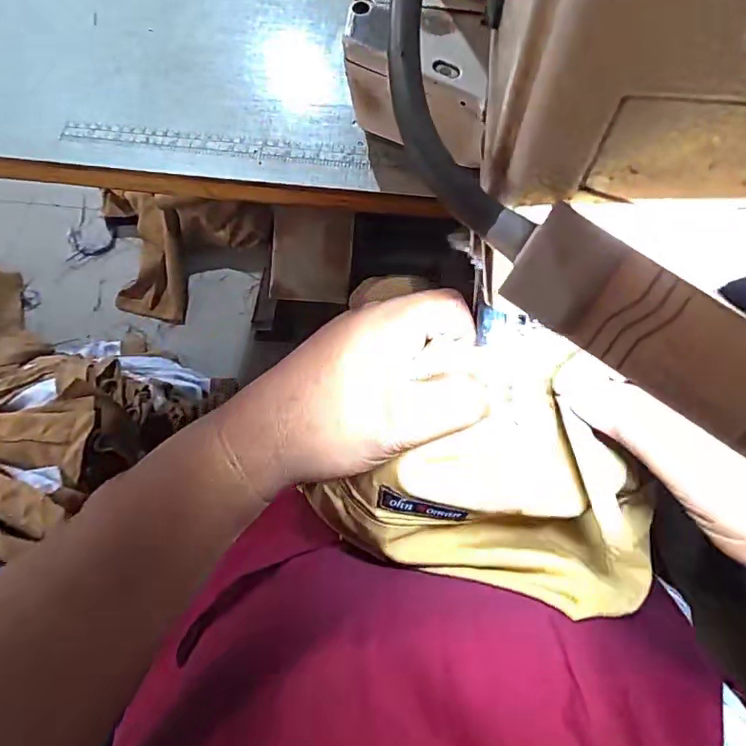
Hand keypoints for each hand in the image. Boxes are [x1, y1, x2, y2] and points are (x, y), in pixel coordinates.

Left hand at [204, 290, 487, 502]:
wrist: (256, 439)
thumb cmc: (331, 427)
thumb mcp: (402, 424)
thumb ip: (456, 406)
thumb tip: (489, 395)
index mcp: (391, 321)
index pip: (453, 306)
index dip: (469, 340)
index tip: (461, 378)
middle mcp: (371, 314)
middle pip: (432, 320)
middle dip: (445, 358)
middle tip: (437, 398)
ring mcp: (349, 330)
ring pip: (408, 336)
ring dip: (419, 367)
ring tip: (409, 406)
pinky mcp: (335, 349)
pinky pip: (384, 348)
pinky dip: (395, 372)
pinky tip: (378, 406)